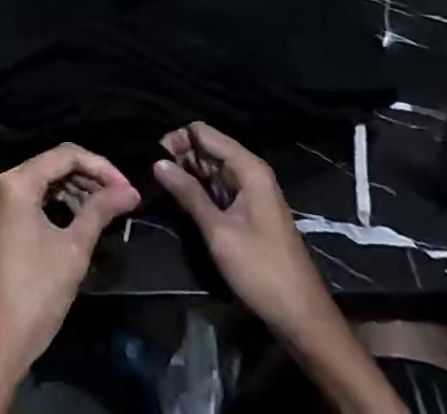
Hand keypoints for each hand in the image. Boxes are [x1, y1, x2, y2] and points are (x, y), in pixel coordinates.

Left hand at [0, 144, 139, 413]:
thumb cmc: (36, 292)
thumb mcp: (75, 248)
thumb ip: (102, 210)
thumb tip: (133, 191)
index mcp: (19, 182)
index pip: (68, 154)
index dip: (102, 166)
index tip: (129, 188)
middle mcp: (7, 182)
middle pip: (58, 163)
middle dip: (93, 177)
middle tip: (124, 197)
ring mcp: (4, 200)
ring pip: (50, 179)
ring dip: (81, 189)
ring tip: (110, 208)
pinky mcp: (7, 218)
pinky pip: (40, 195)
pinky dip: (64, 201)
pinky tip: (86, 216)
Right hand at [152, 122, 331, 334]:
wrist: (299, 312)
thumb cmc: (260, 269)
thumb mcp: (219, 231)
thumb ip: (189, 194)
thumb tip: (158, 162)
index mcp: (248, 168)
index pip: (205, 134)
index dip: (178, 138)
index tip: (149, 154)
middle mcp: (250, 171)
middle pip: (208, 148)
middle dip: (179, 155)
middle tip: (148, 171)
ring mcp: (250, 191)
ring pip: (211, 168)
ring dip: (186, 171)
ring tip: (155, 180)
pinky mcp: (246, 209)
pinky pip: (218, 187)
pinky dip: (198, 188)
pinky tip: (176, 195)